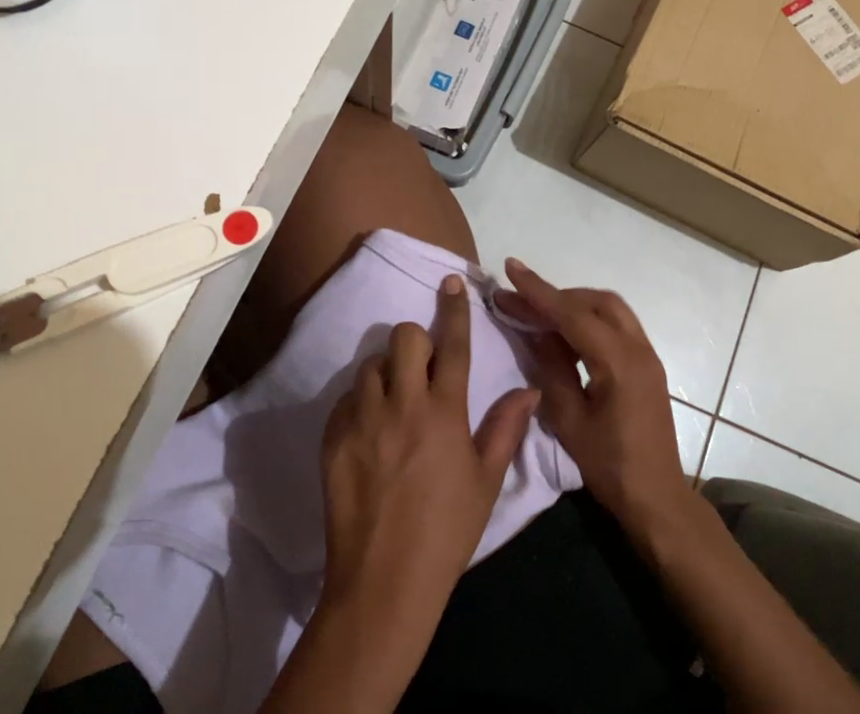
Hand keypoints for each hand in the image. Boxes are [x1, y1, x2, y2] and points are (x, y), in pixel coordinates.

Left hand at [319, 274, 540, 620]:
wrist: (385, 577)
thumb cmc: (448, 531)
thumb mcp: (486, 481)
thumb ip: (505, 428)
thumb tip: (527, 390)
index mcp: (445, 412)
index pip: (453, 343)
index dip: (454, 308)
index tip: (451, 282)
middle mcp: (401, 404)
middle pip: (403, 338)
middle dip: (416, 341)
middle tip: (423, 368)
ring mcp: (361, 419)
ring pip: (370, 365)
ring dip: (386, 372)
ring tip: (395, 402)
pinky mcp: (332, 437)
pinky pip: (346, 399)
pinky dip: (361, 403)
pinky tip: (370, 431)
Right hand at [497, 259, 691, 533]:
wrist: (656, 496)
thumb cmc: (609, 465)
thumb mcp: (569, 419)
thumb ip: (552, 368)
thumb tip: (535, 331)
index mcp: (618, 362)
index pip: (572, 314)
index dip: (538, 290)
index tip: (510, 268)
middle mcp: (638, 349)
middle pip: (595, 302)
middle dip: (556, 294)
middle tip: (518, 298)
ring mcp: (647, 356)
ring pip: (610, 309)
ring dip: (574, 303)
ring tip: (538, 311)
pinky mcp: (647, 366)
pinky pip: (617, 326)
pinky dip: (589, 319)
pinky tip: (564, 332)